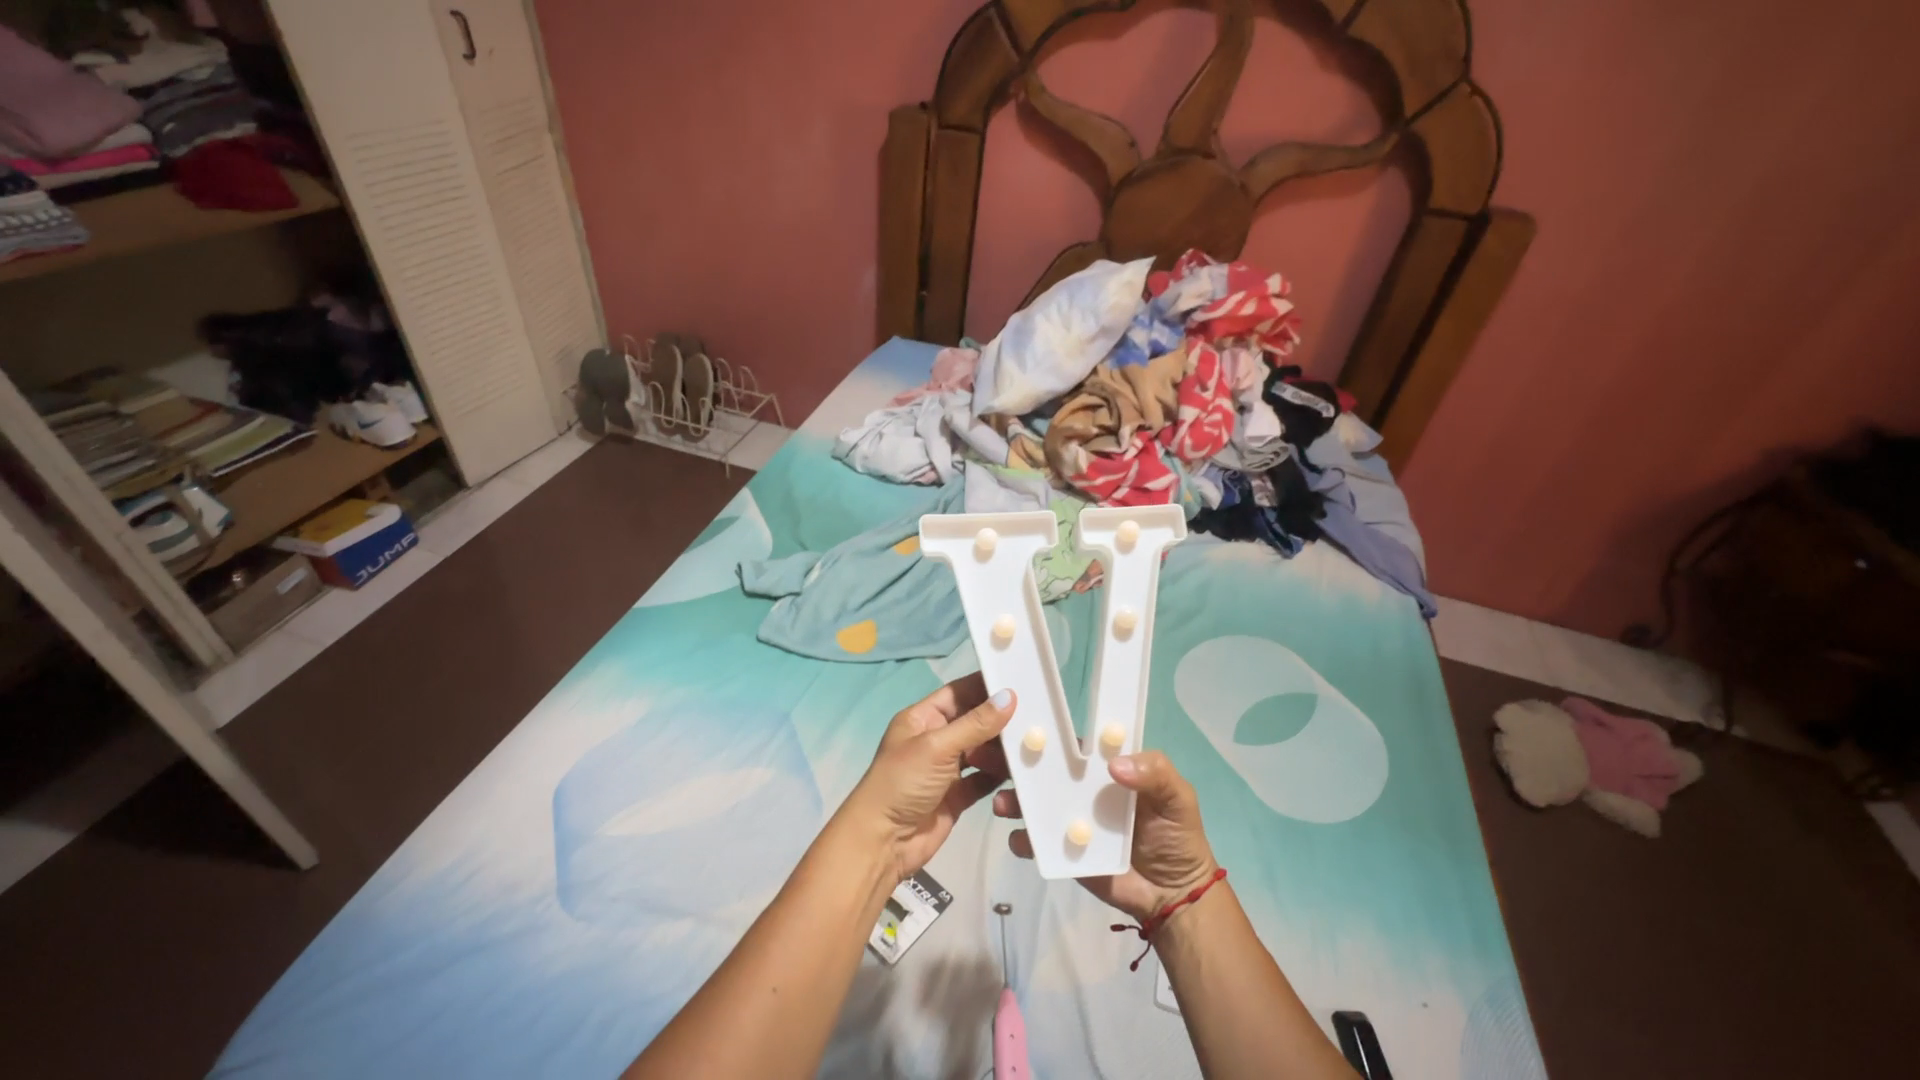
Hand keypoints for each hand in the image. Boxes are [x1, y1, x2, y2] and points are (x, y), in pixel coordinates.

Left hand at [839, 674, 1013, 883]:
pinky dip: (1000, 776)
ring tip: (1034, 743)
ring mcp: (947, 769)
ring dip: (1002, 749)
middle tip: (1037, 715)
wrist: (884, 842)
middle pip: (974, 722)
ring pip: (982, 751)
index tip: (1020, 679)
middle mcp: (936, 740)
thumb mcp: (938, 747)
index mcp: (922, 719)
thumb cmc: (903, 783)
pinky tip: (1023, 771)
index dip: (985, 686)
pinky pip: (984, 779)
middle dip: (1001, 719)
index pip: (958, 693)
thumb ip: (976, 723)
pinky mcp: (958, 795)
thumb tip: (1009, 695)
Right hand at [1000, 750, 1217, 920]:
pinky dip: (1023, 840)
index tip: (1014, 721)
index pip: (1069, 744)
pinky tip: (1020, 839)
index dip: (1044, 732)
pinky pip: (1035, 843)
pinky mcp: (1061, 852)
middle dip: (1011, 761)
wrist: (1174, 894)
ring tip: (1002, 803)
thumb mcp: (1177, 797)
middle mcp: (1079, 790)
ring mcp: (1067, 821)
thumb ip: (1155, 773)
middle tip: (984, 752)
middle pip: (1041, 771)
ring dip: (1012, 799)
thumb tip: (1115, 765)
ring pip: (1032, 804)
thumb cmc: (1177, 835)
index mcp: (1103, 769)